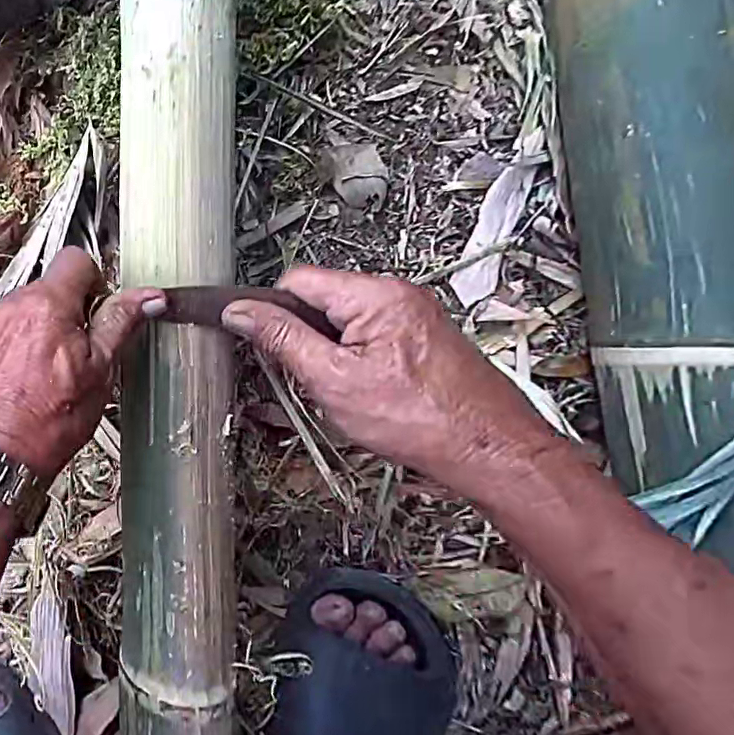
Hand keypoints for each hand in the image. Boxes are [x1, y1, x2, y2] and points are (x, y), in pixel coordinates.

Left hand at [0, 248, 165, 477]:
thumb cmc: (47, 419)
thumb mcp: (99, 370)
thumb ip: (120, 323)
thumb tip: (147, 297)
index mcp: (47, 304)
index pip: (75, 259)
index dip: (93, 280)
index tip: (97, 306)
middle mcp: (11, 306)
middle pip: (48, 287)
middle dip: (67, 310)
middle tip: (78, 349)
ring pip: (24, 310)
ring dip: (40, 328)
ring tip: (48, 369)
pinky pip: (1, 331)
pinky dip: (15, 345)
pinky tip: (24, 376)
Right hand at [221, 266, 562, 490]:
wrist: (493, 453)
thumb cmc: (423, 420)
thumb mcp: (330, 378)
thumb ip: (280, 338)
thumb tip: (240, 311)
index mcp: (375, 295)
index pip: (294, 281)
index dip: (270, 311)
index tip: (260, 340)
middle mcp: (397, 295)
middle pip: (316, 299)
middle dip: (299, 335)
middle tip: (305, 375)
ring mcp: (411, 314)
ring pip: (338, 320)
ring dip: (323, 350)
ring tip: (336, 387)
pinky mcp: (418, 335)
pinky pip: (363, 334)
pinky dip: (348, 358)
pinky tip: (357, 388)